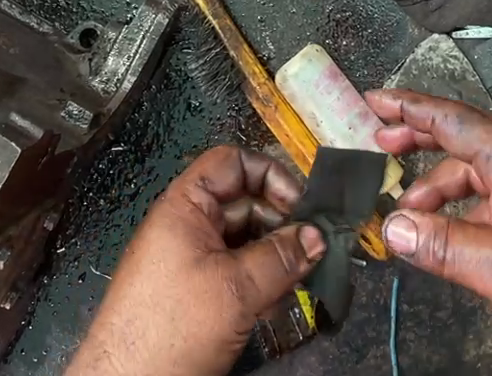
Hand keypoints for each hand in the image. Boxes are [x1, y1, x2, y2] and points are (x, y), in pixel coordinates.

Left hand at [66, 146, 327, 375]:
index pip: (234, 164)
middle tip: (315, 251)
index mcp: (187, 204)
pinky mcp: (198, 292)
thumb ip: (280, 257)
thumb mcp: (235, 288)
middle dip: (282, 224)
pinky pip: (239, 272)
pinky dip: (262, 284)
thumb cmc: (173, 326)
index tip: (303, 207)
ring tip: (300, 283)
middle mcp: (190, 223)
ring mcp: (193, 258)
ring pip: (247, 241)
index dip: (271, 176)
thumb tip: (318, 236)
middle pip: (246, 203)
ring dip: (277, 259)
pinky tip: (278, 306)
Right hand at [367, 89, 491, 370]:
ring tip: (407, 212)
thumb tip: (391, 226)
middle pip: (461, 134)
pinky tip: (450, 233)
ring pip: (477, 171)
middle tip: (377, 142)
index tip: (371, 99)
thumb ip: (442, 245)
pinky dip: (464, 206)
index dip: (407, 106)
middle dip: (417, 136)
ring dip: (438, 185)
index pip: (450, 117)